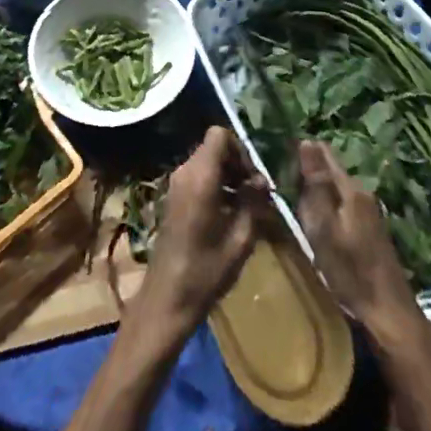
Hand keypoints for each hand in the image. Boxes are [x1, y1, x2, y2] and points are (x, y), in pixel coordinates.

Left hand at [135, 127, 266, 333]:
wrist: (168, 294)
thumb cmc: (206, 271)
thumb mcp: (241, 239)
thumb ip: (253, 204)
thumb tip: (263, 181)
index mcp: (199, 178)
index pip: (218, 136)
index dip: (241, 150)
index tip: (255, 179)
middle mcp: (184, 173)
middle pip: (213, 148)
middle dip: (238, 165)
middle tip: (258, 195)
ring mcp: (176, 185)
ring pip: (207, 163)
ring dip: (229, 177)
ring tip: (249, 207)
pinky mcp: (174, 198)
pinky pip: (198, 178)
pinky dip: (217, 186)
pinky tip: (232, 214)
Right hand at [294, 140, 423, 335]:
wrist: (388, 312)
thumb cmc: (349, 269)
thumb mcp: (323, 225)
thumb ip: (315, 184)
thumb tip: (306, 141)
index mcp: (351, 190)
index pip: (324, 153)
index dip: (301, 149)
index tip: (276, 152)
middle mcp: (363, 194)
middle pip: (330, 169)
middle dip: (306, 168)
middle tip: (278, 177)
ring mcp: (368, 212)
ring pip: (334, 187)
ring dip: (314, 187)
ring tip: (289, 192)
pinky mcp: (368, 228)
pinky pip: (340, 202)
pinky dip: (324, 203)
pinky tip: (311, 214)